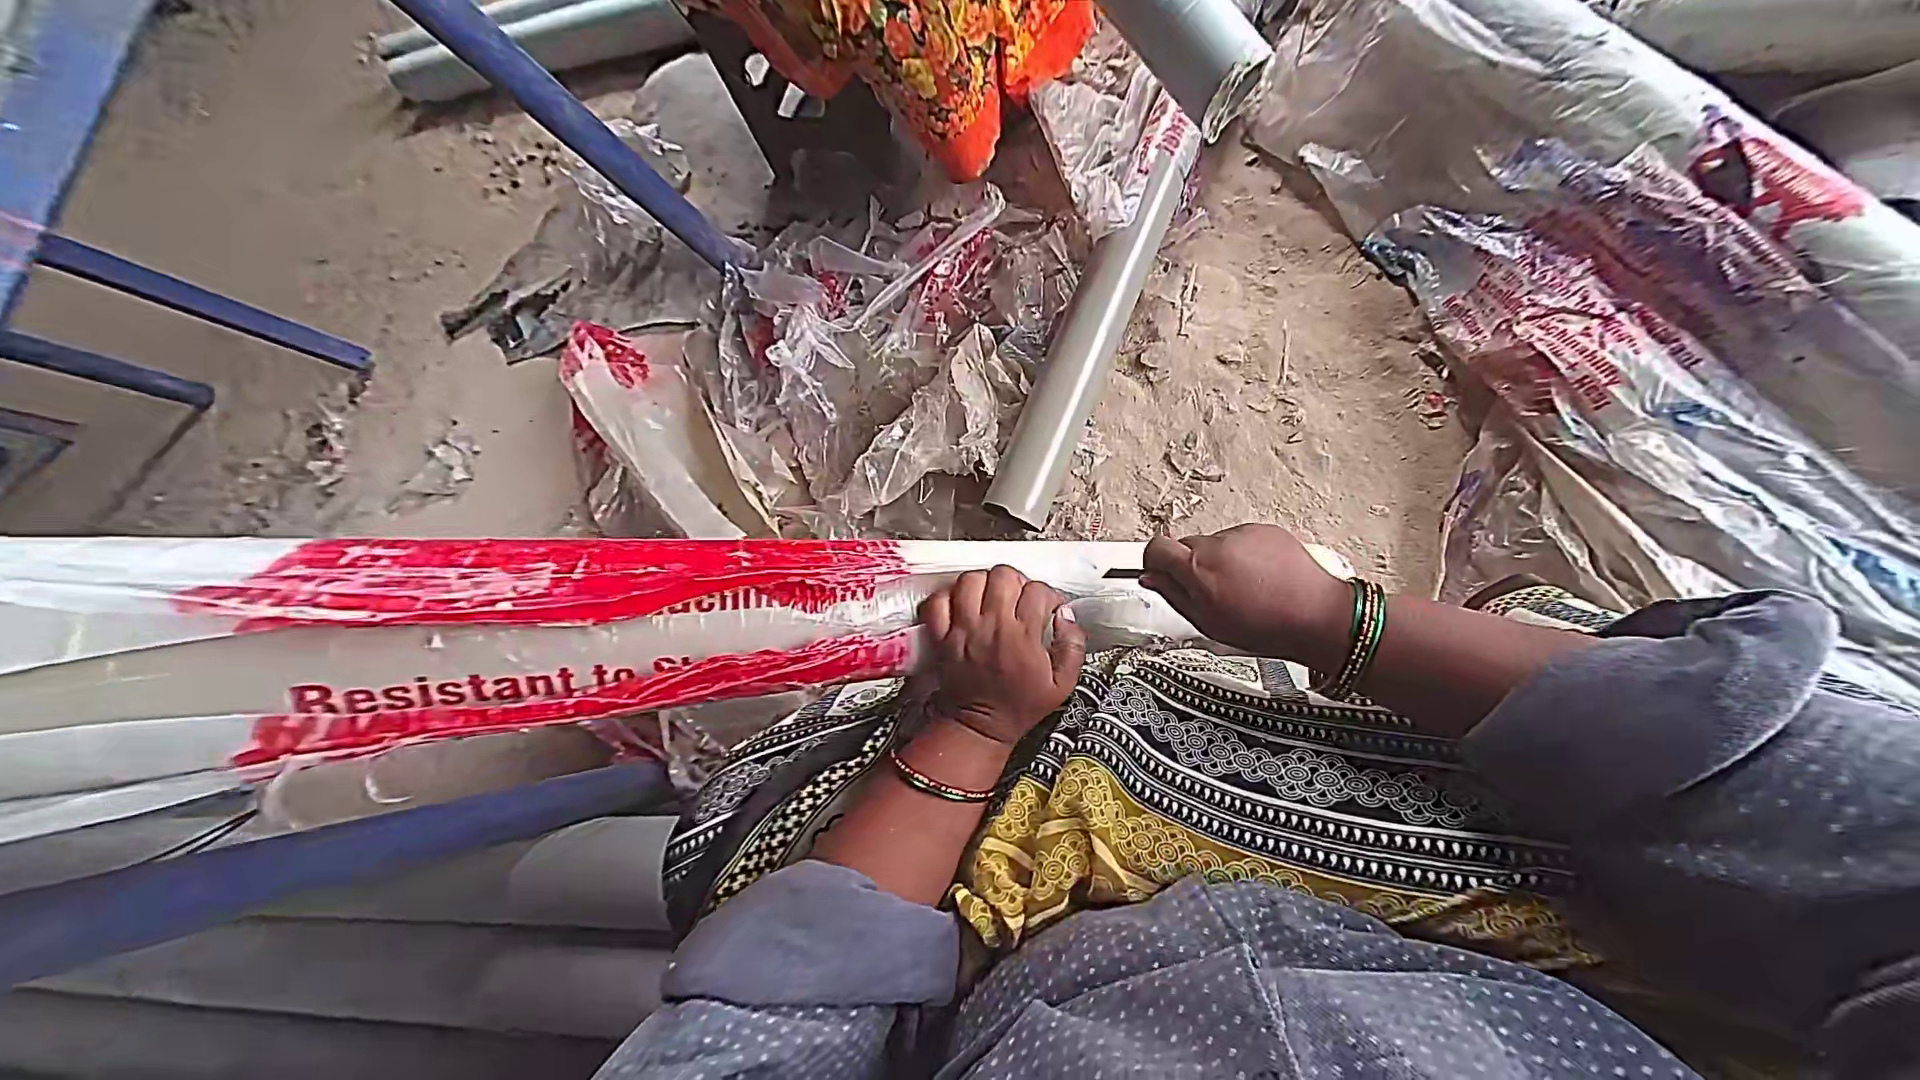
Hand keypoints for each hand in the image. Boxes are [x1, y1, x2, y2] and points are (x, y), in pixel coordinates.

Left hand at [918, 565, 1086, 745]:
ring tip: (992, 597)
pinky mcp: (942, 636)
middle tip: (1019, 597)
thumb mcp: (1062, 684)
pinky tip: (963, 603)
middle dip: (1016, 581)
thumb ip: (1072, 646)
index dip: (1047, 595)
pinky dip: (949, 596)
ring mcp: (963, 629)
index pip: (1037, 590)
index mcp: (1022, 637)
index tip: (1047, 607)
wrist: (980, 727)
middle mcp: (991, 627)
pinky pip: (938, 600)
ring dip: (984, 583)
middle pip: (1002, 575)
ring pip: (970, 580)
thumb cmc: (1019, 706)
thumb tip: (1067, 616)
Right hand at [1141, 524, 1351, 660]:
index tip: (1159, 571)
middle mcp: (1218, 545)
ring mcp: (1242, 535)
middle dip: (1192, 565)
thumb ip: (1173, 595)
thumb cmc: (1267, 625)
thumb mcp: (1207, 622)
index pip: (1156, 548)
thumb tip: (1152, 579)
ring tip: (1241, 587)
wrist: (1317, 616)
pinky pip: (1240, 539)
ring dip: (1219, 561)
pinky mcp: (1263, 530)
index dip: (1155, 561)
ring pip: (1214, 543)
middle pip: (1186, 546)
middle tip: (1210, 590)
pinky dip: (1243, 555)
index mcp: (1198, 568)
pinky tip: (1257, 578)